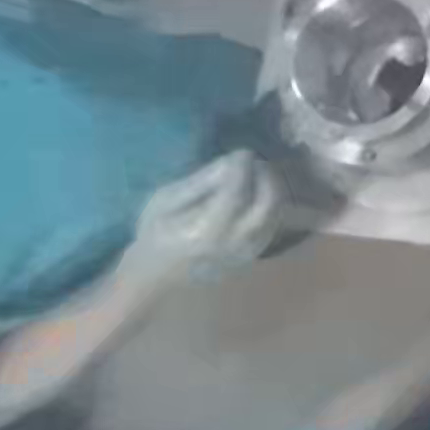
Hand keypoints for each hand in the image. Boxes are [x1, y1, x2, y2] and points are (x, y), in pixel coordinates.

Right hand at [123, 151, 285, 283]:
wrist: (157, 276)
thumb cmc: (154, 235)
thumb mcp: (163, 203)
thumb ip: (199, 183)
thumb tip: (231, 162)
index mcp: (205, 232)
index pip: (235, 194)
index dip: (243, 169)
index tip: (242, 152)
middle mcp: (233, 244)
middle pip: (266, 204)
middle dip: (265, 176)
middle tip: (255, 161)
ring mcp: (248, 251)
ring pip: (275, 213)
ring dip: (272, 187)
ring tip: (258, 172)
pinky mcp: (255, 254)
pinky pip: (274, 223)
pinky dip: (272, 202)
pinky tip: (261, 191)